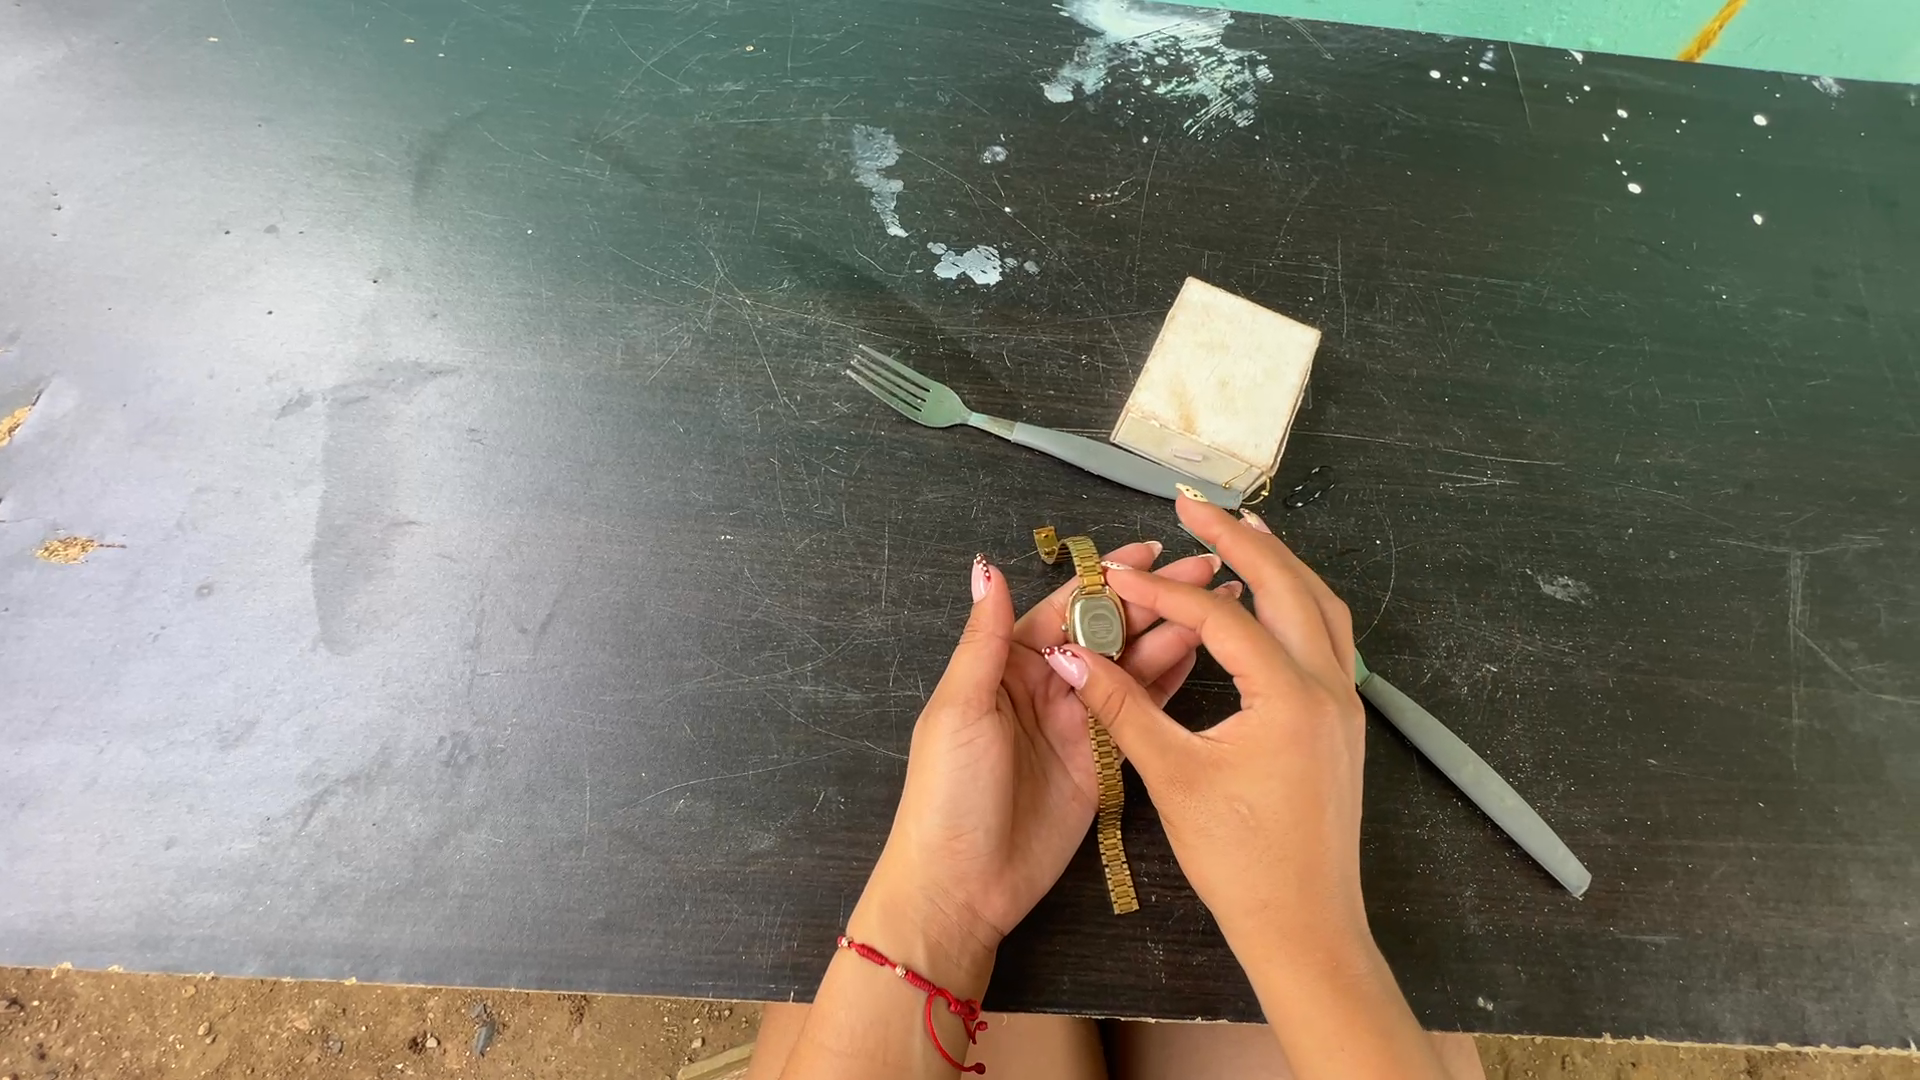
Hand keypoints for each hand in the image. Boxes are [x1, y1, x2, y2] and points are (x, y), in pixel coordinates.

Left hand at [853, 541, 1228, 983]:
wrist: (963, 885)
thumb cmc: (951, 789)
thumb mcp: (960, 706)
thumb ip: (985, 639)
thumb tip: (986, 567)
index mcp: (1009, 662)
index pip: (1065, 606)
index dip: (1107, 578)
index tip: (1150, 551)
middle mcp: (1048, 683)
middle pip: (1106, 631)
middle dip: (1152, 601)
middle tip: (1205, 572)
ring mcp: (1080, 722)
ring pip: (1131, 667)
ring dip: (1170, 635)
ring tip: (1220, 606)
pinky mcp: (1104, 762)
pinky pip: (1139, 712)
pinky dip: (1169, 683)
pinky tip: (1202, 655)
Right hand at [1040, 497, 1368, 957]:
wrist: (1305, 929)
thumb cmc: (1238, 858)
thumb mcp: (1171, 775)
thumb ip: (1120, 705)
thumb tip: (1068, 655)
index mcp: (1288, 695)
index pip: (1219, 617)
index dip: (1161, 592)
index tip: (1114, 576)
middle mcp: (1328, 686)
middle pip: (1289, 584)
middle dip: (1239, 539)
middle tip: (1191, 508)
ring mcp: (1344, 702)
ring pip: (1320, 604)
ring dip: (1278, 561)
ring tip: (1237, 531)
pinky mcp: (1341, 719)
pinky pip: (1327, 633)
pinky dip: (1296, 598)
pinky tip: (1266, 598)